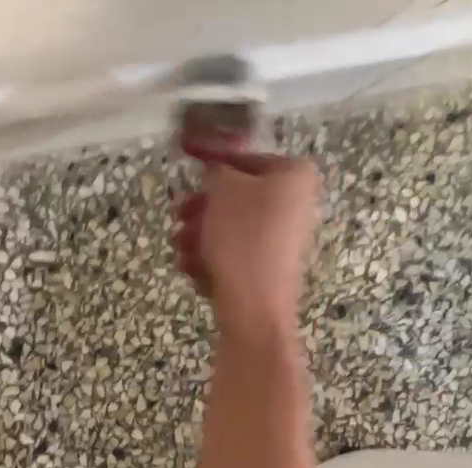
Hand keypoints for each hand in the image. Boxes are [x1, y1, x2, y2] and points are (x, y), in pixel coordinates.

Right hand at [171, 140, 321, 334]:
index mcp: (294, 173)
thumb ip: (217, 170)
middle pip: (235, 198)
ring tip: (181, 251)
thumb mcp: (224, 190)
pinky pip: (232, 253)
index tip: (185, 177)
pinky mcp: (266, 265)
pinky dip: (209, 259)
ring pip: (228, 228)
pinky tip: (192, 269)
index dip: (211, 168)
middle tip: (177, 219)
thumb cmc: (242, 238)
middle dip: (201, 212)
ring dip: (198, 238)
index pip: (244, 160)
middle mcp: (294, 201)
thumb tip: (217, 170)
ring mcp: (281, 237)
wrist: (254, 304)